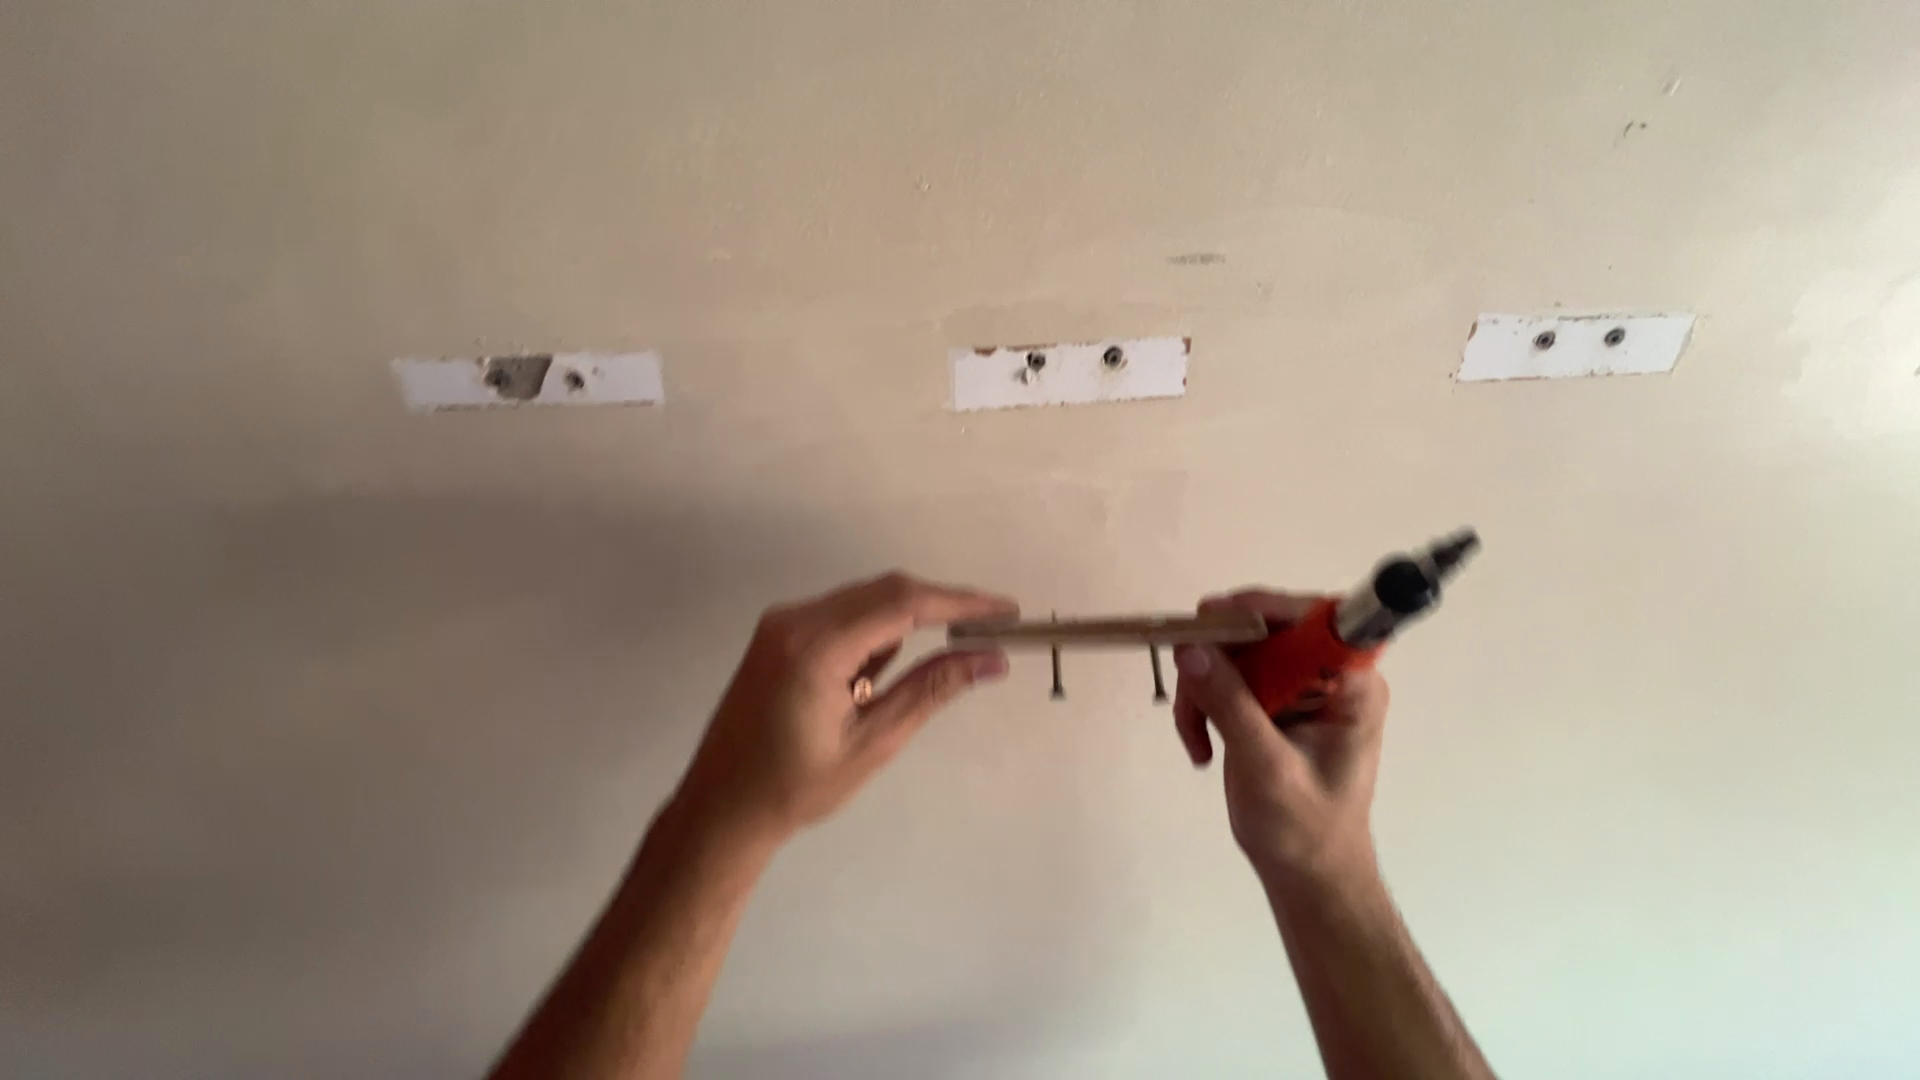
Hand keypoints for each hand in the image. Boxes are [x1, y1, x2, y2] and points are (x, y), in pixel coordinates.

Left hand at [675, 571, 1016, 842]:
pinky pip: (843, 614)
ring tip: (925, 667)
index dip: (960, 602)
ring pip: (866, 599)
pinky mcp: (780, 631)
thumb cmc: (796, 788)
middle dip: (940, 607)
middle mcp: (795, 619)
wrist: (720, 806)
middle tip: (987, 631)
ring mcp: (783, 621)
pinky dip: (875, 633)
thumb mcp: (874, 742)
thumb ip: (931, 688)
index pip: (903, 604)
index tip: (1005, 611)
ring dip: (906, 622)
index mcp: (816, 648)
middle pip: (886, 591)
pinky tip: (873, 679)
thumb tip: (991, 658)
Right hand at [1170, 590, 1389, 887]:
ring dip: (1201, 688)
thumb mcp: (1266, 767)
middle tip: (1189, 692)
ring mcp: (1295, 687)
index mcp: (1349, 684)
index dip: (1264, 608)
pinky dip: (1201, 705)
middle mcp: (1325, 675)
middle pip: (1262, 629)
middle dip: (1217, 659)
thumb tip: (1190, 648)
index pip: (1314, 618)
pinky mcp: (1268, 702)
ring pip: (1233, 651)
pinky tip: (1200, 746)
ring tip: (1194, 737)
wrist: (1306, 875)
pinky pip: (1223, 677)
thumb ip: (1230, 704)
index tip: (1212, 619)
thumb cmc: (1304, 830)